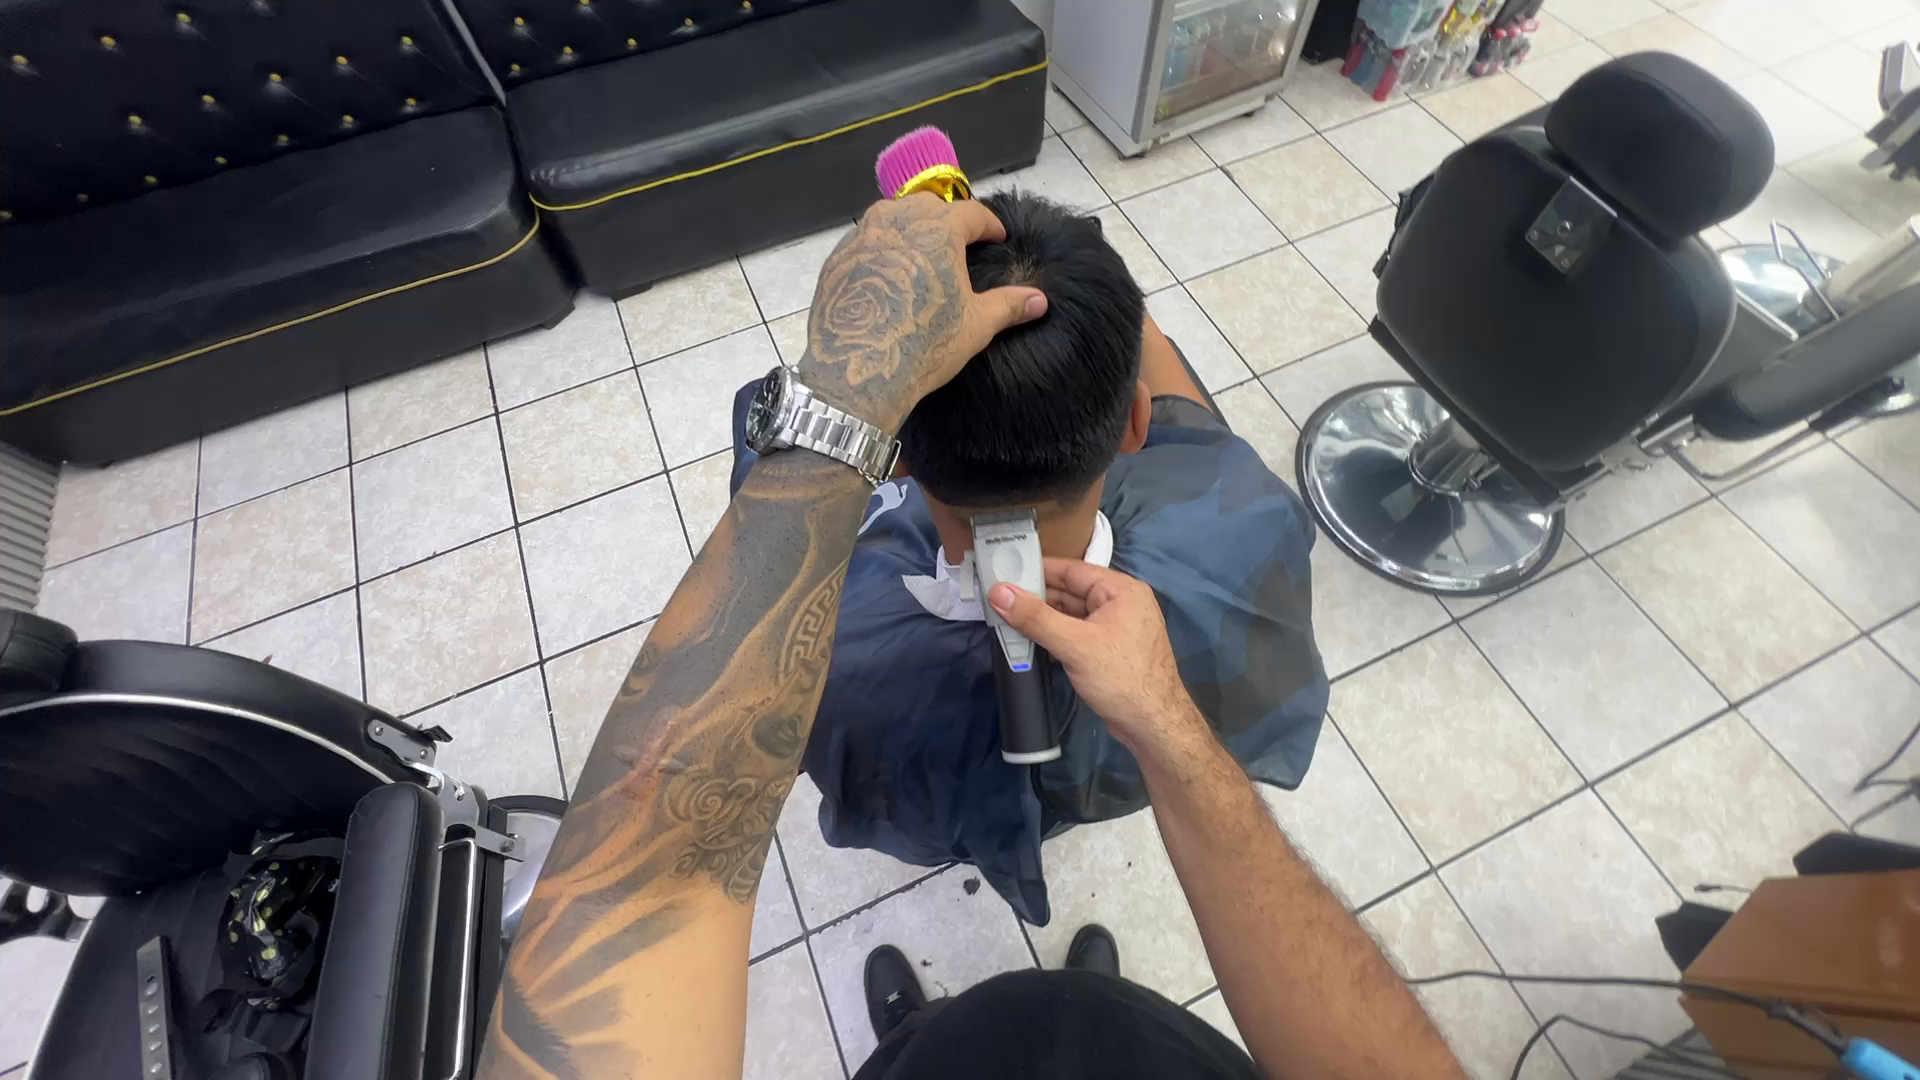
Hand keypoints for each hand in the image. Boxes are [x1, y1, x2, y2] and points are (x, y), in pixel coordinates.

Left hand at [800, 194, 1048, 431]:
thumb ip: (1009, 305)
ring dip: (910, 229)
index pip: (972, 213)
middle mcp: (897, 220)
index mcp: (938, 229)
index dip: (989, 225)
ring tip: (920, 256)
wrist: (858, 369)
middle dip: (946, 221)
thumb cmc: (925, 345)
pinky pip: (865, 243)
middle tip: (957, 246)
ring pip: (891, 218)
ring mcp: (862, 237)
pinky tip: (887, 277)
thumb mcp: (976, 326)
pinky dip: (881, 251)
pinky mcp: (837, 259)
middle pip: (928, 207)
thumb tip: (1040, 301)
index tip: (996, 237)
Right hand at [987, 559, 1208, 755]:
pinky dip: (1054, 635)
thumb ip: (1035, 617)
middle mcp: (1120, 603)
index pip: (1071, 570)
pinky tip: (1030, 641)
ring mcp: (1115, 627)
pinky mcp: (1109, 649)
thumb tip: (998, 592)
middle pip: (1069, 592)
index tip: (1004, 569)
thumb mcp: (1074, 644)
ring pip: (1070, 614)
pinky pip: (1076, 633)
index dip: (1037, 570)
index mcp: (1120, 590)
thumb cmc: (1120, 677)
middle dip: (1036, 597)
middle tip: (998, 598)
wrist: (1154, 726)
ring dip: (1042, 619)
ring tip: (1006, 618)